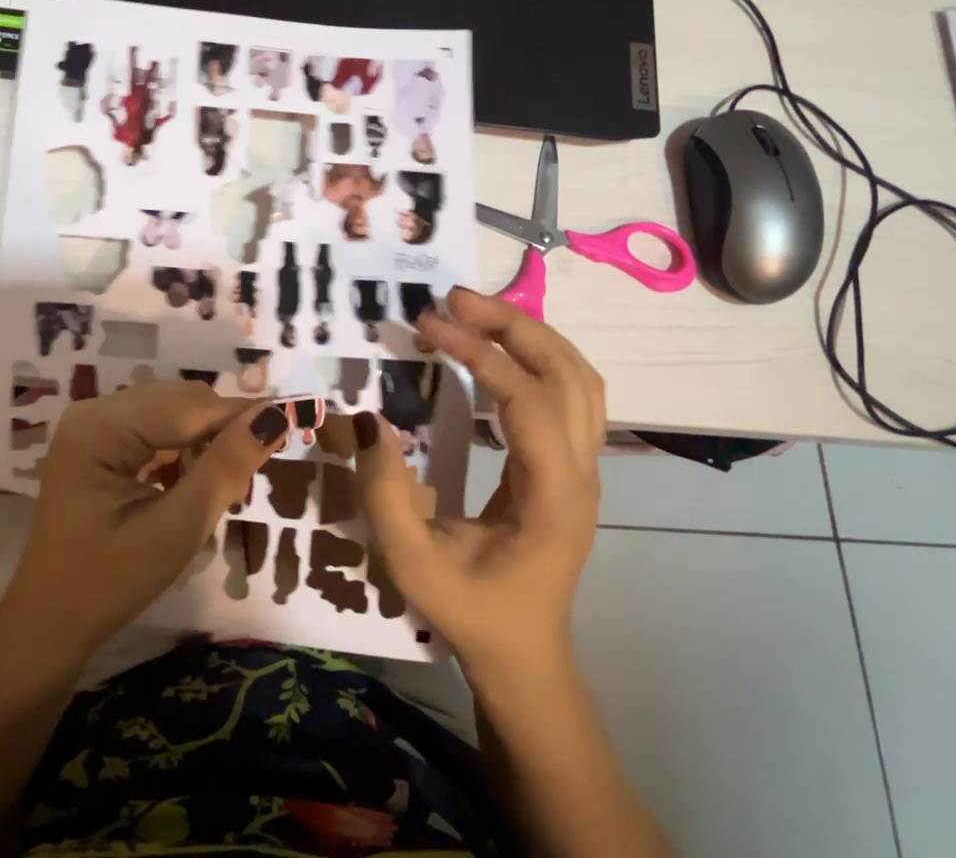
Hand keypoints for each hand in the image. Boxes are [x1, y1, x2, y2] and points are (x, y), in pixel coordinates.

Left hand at [0, 382, 289, 663]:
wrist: (51, 622)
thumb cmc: (110, 582)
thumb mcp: (176, 528)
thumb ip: (226, 467)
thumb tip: (278, 415)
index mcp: (99, 428)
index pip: (189, 408)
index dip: (245, 414)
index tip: (300, 419)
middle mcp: (94, 413)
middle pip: (180, 403)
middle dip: (224, 430)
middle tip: (259, 470)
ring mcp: (94, 428)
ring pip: (173, 414)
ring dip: (207, 441)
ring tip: (228, 484)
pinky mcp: (99, 445)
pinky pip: (156, 431)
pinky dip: (184, 452)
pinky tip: (196, 484)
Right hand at [355, 287, 604, 668]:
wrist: (524, 656)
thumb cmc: (471, 614)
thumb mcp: (413, 563)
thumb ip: (386, 494)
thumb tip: (369, 422)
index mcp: (553, 495)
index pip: (527, 400)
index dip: (480, 354)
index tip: (428, 324)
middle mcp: (583, 472)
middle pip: (569, 373)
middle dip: (513, 325)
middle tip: (453, 299)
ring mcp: (585, 469)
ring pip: (579, 379)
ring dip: (531, 336)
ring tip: (473, 313)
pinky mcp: (571, 469)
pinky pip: (569, 397)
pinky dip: (537, 360)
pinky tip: (495, 352)